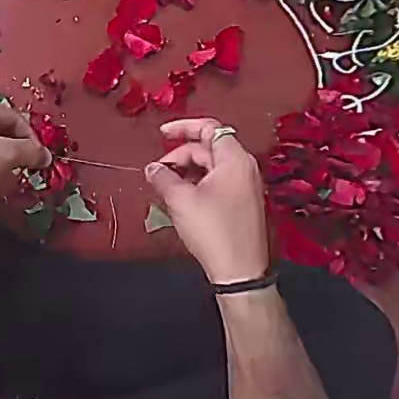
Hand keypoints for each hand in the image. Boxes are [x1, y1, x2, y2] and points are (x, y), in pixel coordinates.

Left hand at [0, 92, 49, 217]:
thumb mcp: (4, 156)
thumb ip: (30, 151)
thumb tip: (45, 155)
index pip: (13, 117)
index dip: (30, 138)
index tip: (41, 157)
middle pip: (1, 129)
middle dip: (16, 149)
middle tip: (29, 167)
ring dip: (4, 159)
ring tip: (12, 175)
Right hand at [145, 118, 270, 285]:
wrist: (240, 271)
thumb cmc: (213, 230)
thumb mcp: (180, 200)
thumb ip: (163, 177)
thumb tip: (152, 168)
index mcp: (234, 159)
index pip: (209, 128)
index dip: (183, 127)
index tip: (162, 134)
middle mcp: (244, 167)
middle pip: (209, 147)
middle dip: (181, 154)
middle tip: (158, 170)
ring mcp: (246, 185)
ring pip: (212, 165)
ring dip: (188, 169)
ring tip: (166, 184)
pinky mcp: (244, 201)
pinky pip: (219, 180)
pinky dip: (199, 181)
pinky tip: (182, 196)